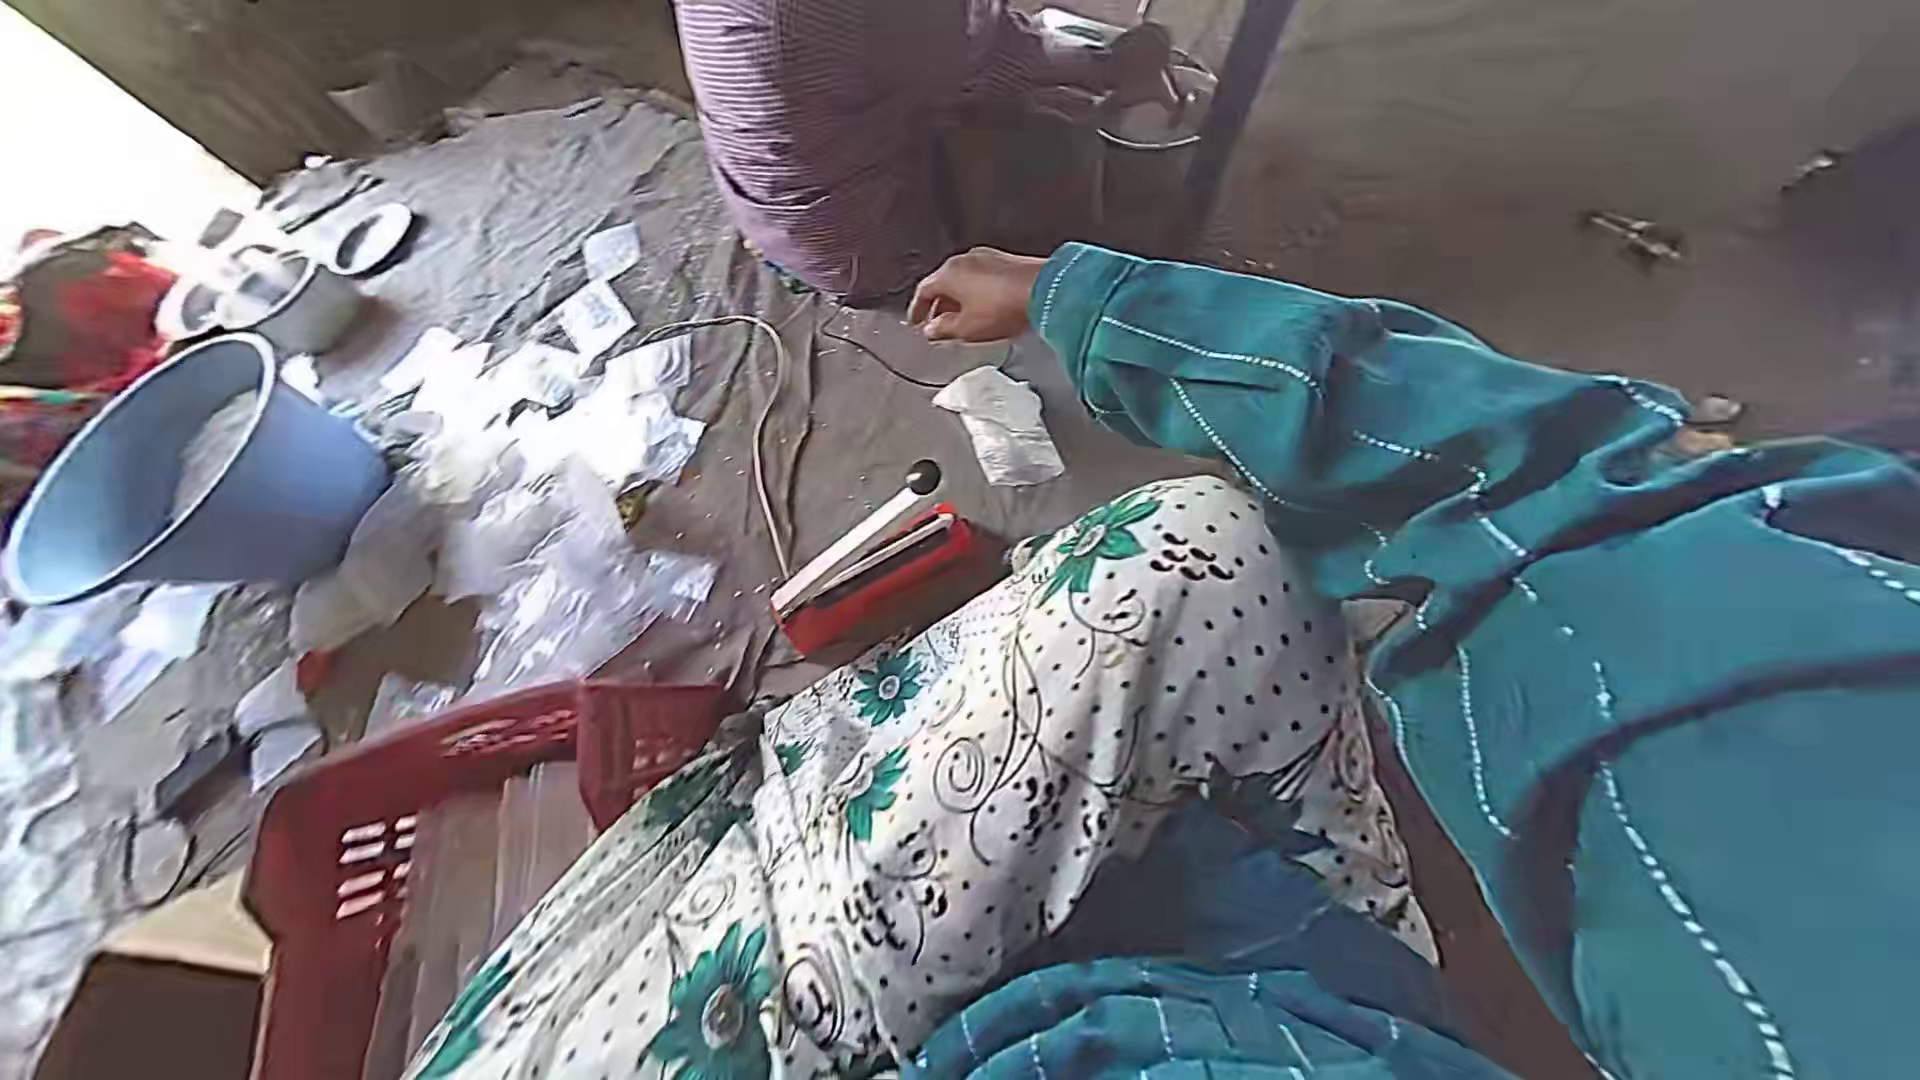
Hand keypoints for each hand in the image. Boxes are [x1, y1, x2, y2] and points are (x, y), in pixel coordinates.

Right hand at [908, 247, 1046, 342]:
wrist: (1042, 291)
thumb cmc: (1003, 307)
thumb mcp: (966, 328)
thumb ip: (944, 329)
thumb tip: (932, 330)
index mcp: (948, 273)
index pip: (923, 291)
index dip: (917, 310)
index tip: (916, 322)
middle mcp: (965, 260)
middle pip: (943, 283)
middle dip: (938, 306)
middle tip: (937, 325)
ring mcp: (987, 258)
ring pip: (963, 280)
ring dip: (957, 300)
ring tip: (960, 320)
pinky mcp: (1005, 262)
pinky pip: (981, 279)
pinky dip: (975, 294)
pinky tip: (982, 309)